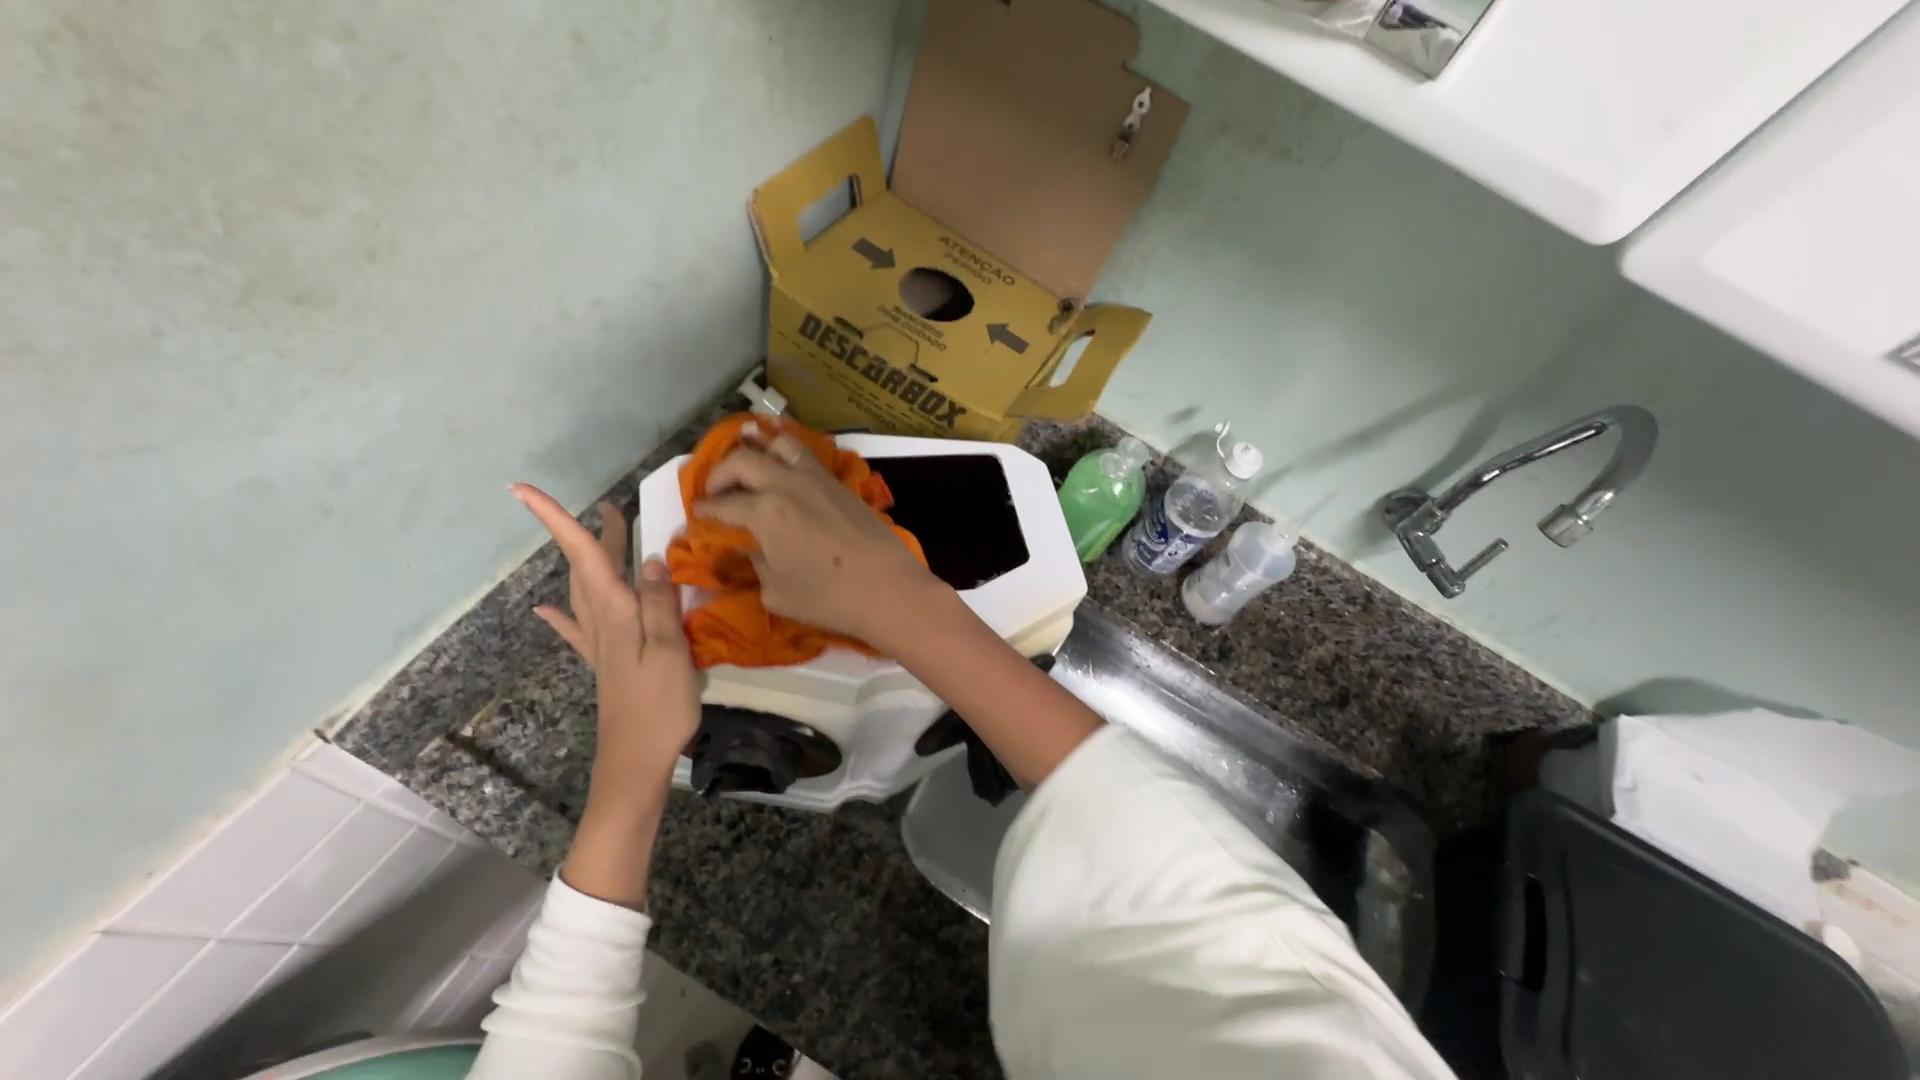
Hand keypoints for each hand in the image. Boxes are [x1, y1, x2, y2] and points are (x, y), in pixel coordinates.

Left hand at [510, 484, 698, 795]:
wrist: (635, 761)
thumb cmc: (659, 707)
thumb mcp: (670, 652)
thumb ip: (662, 604)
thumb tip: (653, 559)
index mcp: (616, 612)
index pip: (584, 555)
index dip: (556, 519)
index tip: (522, 488)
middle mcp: (601, 621)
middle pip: (589, 566)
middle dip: (592, 533)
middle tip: (612, 506)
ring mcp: (600, 644)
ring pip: (587, 590)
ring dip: (591, 559)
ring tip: (605, 535)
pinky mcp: (605, 664)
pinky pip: (577, 628)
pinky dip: (562, 614)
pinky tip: (545, 611)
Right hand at [691, 427, 942, 645]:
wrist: (889, 589)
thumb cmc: (828, 598)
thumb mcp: (776, 592)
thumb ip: (756, 564)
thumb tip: (751, 547)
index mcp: (765, 511)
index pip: (723, 505)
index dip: (705, 510)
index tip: (696, 514)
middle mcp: (787, 484)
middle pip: (742, 461)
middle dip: (720, 473)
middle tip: (714, 489)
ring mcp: (817, 479)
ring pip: (779, 444)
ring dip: (756, 447)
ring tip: (747, 456)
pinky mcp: (840, 484)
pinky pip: (806, 455)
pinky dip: (786, 451)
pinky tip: (782, 461)